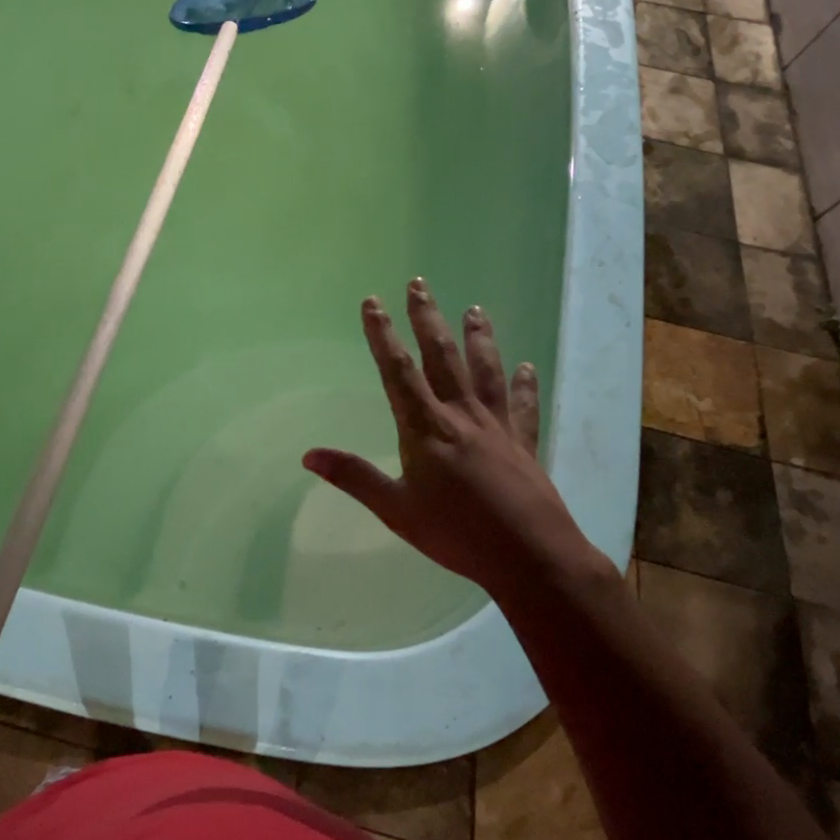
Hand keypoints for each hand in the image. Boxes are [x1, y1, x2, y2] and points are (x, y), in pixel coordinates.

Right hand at [302, 278, 588, 595]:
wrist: (531, 556)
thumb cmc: (457, 533)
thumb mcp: (396, 509)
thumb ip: (354, 477)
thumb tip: (309, 455)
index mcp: (426, 428)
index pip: (398, 371)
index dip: (382, 335)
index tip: (372, 302)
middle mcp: (461, 416)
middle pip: (442, 357)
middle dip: (427, 319)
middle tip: (420, 284)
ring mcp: (496, 428)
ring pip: (485, 372)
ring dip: (478, 338)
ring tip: (475, 309)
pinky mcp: (523, 445)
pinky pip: (522, 407)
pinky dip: (523, 385)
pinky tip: (526, 368)